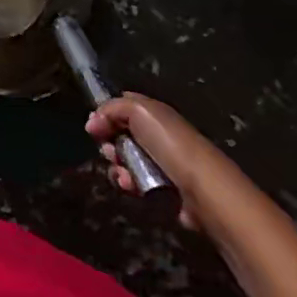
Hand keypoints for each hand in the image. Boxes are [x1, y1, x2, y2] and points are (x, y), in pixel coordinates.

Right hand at [86, 92, 213, 226]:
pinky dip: (128, 184)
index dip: (105, 114)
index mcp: (154, 113)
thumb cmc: (172, 144)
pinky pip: (135, 182)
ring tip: (123, 175)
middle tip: (110, 151)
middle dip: (108, 143)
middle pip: (118, 135)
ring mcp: (159, 163)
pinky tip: (131, 187)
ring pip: (124, 160)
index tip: (95, 126)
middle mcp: (155, 135)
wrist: (204, 189)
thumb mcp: (139, 110)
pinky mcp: (161, 189)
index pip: (122, 107)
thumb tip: (92, 121)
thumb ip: (111, 108)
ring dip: (117, 167)